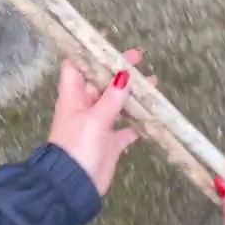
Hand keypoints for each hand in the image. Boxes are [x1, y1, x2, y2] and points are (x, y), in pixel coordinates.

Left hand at [47, 49, 141, 195]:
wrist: (74, 185)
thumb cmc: (78, 146)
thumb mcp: (95, 119)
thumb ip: (111, 98)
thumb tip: (124, 75)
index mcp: (73, 96)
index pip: (76, 65)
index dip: (87, 51)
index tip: (104, 38)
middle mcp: (84, 106)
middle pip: (100, 81)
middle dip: (118, 69)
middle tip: (139, 57)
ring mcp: (97, 125)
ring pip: (116, 102)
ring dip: (131, 93)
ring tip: (152, 82)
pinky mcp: (109, 143)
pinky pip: (125, 128)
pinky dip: (136, 122)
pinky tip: (151, 115)